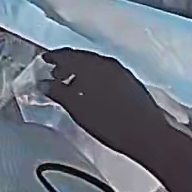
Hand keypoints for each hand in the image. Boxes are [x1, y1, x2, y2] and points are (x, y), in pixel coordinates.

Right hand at [44, 49, 169, 151]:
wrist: (149, 136)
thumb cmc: (110, 123)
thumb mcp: (77, 109)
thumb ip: (57, 92)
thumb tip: (43, 83)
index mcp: (92, 65)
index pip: (67, 55)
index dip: (54, 57)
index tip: (45, 59)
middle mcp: (107, 63)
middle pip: (82, 58)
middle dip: (67, 65)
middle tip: (55, 75)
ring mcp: (122, 72)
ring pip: (95, 66)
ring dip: (82, 72)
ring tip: (73, 86)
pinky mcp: (132, 83)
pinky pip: (107, 73)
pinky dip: (96, 78)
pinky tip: (93, 92)